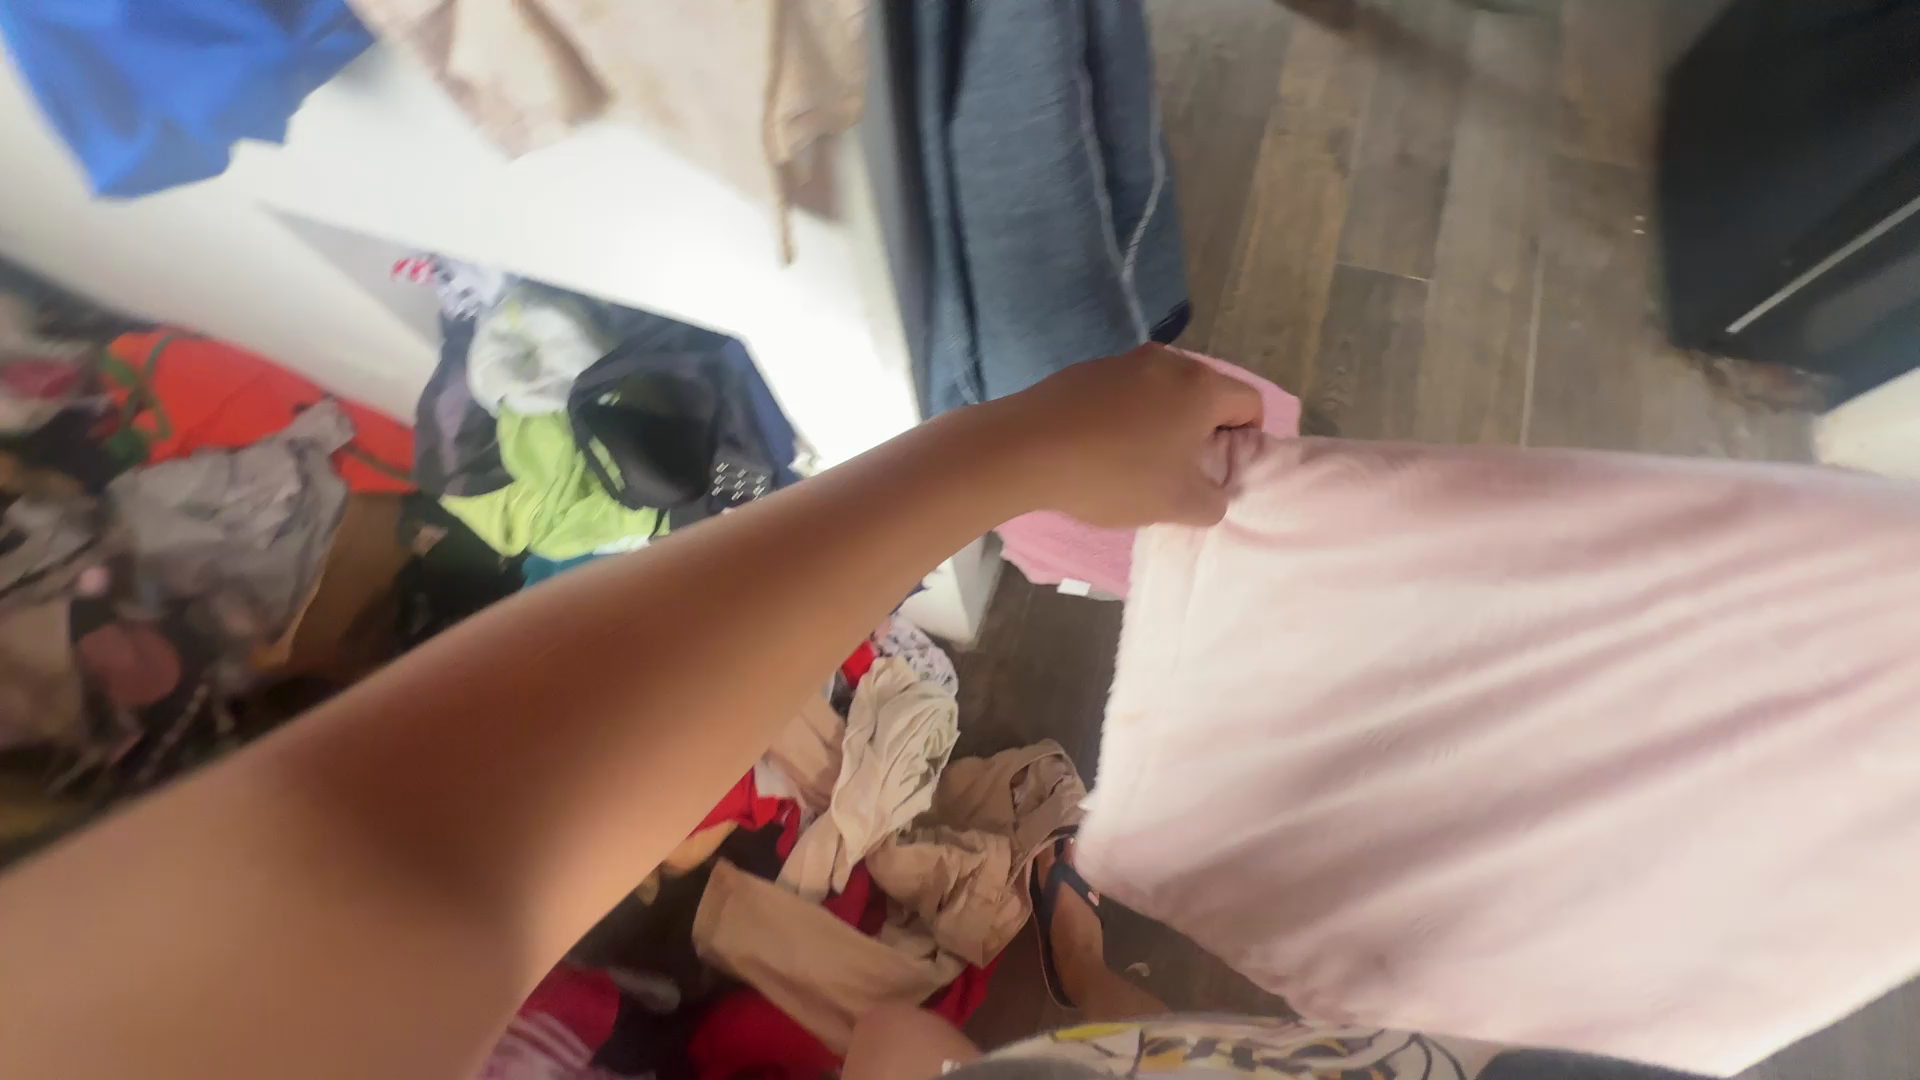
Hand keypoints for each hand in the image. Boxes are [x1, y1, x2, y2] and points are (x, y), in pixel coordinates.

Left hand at [988, 345, 1263, 527]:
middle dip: (1199, 433)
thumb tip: (1213, 493)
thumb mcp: (1177, 504)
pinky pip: (1120, 395)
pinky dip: (1121, 419)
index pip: (1250, 402)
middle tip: (1177, 473)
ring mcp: (1120, 361)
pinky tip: (1096, 449)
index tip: (1216, 470)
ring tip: (1132, 464)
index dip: (1245, 440)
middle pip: (1203, 395)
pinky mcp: (1083, 371)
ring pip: (1159, 394)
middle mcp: (1166, 361)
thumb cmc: (1114, 474)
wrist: (1026, 449)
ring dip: (1158, 426)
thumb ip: (1213, 501)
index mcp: (1200, 385)